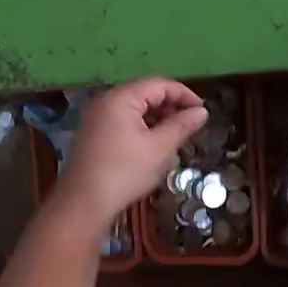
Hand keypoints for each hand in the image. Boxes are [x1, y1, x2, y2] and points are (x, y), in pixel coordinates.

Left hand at [52, 78, 207, 225]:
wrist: (85, 202)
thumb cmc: (126, 172)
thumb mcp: (160, 148)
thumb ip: (182, 125)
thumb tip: (202, 111)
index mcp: (121, 98)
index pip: (159, 84)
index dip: (184, 94)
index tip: (203, 111)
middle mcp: (106, 100)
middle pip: (145, 93)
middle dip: (171, 106)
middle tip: (191, 124)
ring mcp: (96, 117)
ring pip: (134, 107)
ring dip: (157, 117)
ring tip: (176, 135)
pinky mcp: (93, 132)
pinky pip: (123, 120)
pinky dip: (142, 126)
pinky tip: (154, 143)